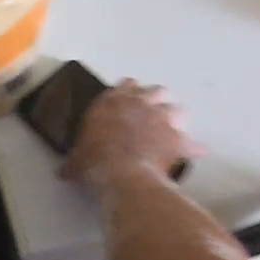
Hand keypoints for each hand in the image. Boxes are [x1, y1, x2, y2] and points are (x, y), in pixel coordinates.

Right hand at [60, 80, 202, 194]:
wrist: (123, 174)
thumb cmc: (94, 161)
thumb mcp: (77, 162)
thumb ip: (74, 162)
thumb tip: (63, 172)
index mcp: (114, 102)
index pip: (125, 86)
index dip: (127, 92)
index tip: (126, 99)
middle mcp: (141, 103)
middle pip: (156, 91)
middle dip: (154, 100)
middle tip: (149, 114)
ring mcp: (163, 119)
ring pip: (176, 109)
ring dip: (173, 118)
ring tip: (169, 130)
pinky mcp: (178, 139)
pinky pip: (191, 143)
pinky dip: (193, 148)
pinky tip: (196, 152)